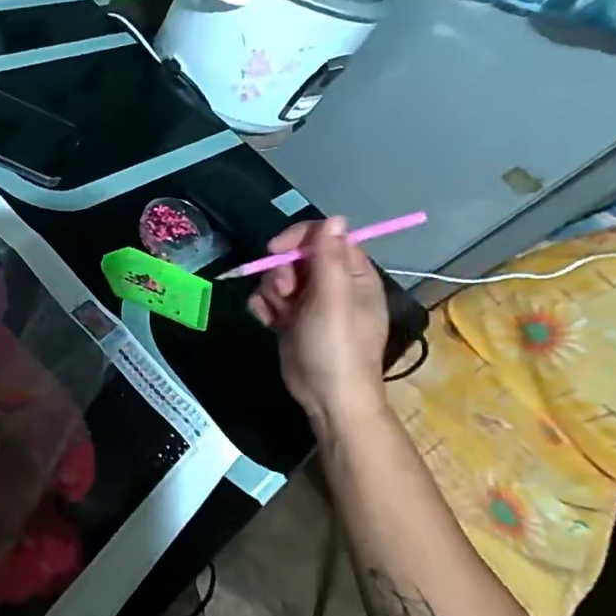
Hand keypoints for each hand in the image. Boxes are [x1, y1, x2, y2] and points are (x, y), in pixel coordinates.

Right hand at [246, 216, 389, 425]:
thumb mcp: (334, 299)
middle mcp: (333, 285)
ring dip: (270, 289)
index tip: (277, 251)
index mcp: (352, 275)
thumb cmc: (337, 346)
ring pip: (280, 277)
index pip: (325, 237)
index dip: (299, 239)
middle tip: (284, 292)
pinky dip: (263, 306)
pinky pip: (270, 300)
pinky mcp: (291, 321)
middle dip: (281, 269)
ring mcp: (311, 304)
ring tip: (277, 311)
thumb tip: (335, 218)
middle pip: (297, 256)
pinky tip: (265, 319)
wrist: (328, 397)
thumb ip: (330, 258)